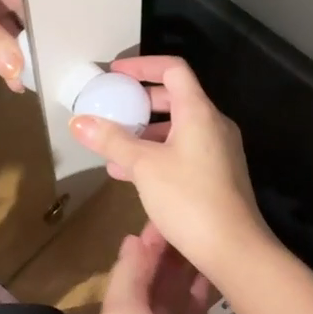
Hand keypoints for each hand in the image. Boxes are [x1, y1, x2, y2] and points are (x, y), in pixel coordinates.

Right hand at [70, 57, 270, 274]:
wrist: (234, 248)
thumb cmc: (188, 199)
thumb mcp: (143, 167)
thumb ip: (112, 141)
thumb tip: (78, 120)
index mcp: (199, 111)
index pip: (174, 70)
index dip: (143, 65)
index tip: (115, 74)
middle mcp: (214, 123)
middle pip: (176, 98)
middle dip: (141, 102)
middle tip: (112, 109)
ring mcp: (219, 149)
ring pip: (178, 128)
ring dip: (145, 133)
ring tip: (112, 148)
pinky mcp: (218, 174)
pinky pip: (184, 150)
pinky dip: (158, 153)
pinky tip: (131, 174)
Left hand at [97, 224, 260, 313]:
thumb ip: (130, 280)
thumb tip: (134, 238)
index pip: (138, 280)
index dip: (154, 248)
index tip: (178, 213)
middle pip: (170, 296)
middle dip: (184, 261)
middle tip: (213, 222)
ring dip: (212, 286)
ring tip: (235, 248)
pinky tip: (256, 292)